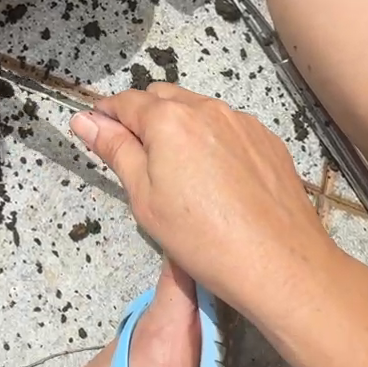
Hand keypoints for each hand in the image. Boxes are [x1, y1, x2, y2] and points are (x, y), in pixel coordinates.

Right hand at [70, 83, 338, 318]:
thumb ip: (113, 149)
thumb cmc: (204, 239)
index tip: (100, 135)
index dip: (107, 116)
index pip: (124, 102)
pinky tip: (220, 179)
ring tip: (184, 174)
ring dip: (180, 127)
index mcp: (168, 119)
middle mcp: (204, 107)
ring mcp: (240, 121)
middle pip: (160, 97)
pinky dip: (213, 139)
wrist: (285, 268)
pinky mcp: (266, 139)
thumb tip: (82, 118)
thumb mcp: (144, 198)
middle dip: (143, 118)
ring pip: (195, 109)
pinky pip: (227, 126)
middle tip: (142, 161)